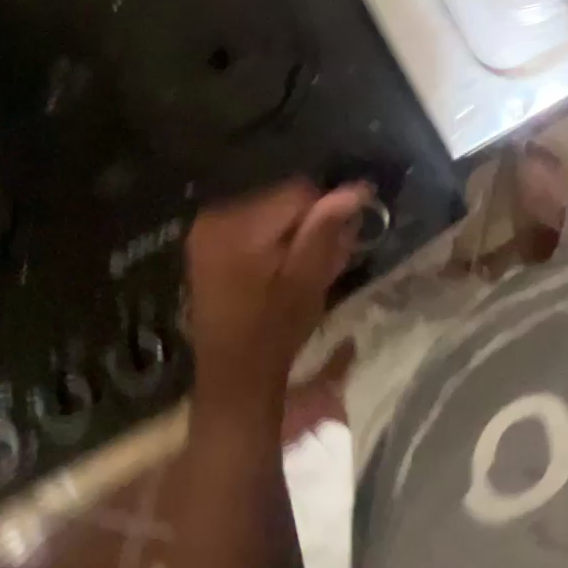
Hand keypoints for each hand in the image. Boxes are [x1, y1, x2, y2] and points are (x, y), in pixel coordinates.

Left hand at [184, 179, 365, 416]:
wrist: (235, 379)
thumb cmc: (275, 330)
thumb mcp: (309, 278)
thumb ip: (328, 228)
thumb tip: (358, 188)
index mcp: (238, 223)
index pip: (300, 192)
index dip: (327, 215)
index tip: (338, 245)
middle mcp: (216, 217)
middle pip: (284, 201)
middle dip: (310, 225)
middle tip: (328, 258)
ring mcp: (208, 232)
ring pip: (273, 214)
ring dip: (295, 234)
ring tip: (309, 268)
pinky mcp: (209, 246)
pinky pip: (256, 227)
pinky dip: (276, 243)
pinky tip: (286, 270)